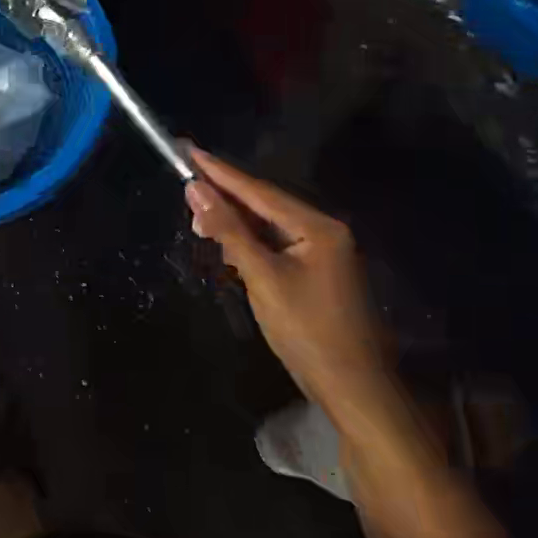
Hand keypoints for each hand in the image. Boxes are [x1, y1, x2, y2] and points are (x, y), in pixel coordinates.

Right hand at [183, 149, 390, 411]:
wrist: (352, 388)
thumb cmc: (307, 330)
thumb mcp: (261, 276)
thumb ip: (228, 229)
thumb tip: (195, 188)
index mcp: (318, 227)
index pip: (259, 191)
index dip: (220, 171)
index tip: (188, 149)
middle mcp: (324, 230)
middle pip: (263, 202)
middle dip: (224, 196)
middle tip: (185, 188)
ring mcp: (322, 251)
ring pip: (267, 223)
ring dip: (233, 220)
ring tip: (198, 219)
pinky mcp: (314, 269)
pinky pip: (273, 241)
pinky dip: (246, 239)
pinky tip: (225, 241)